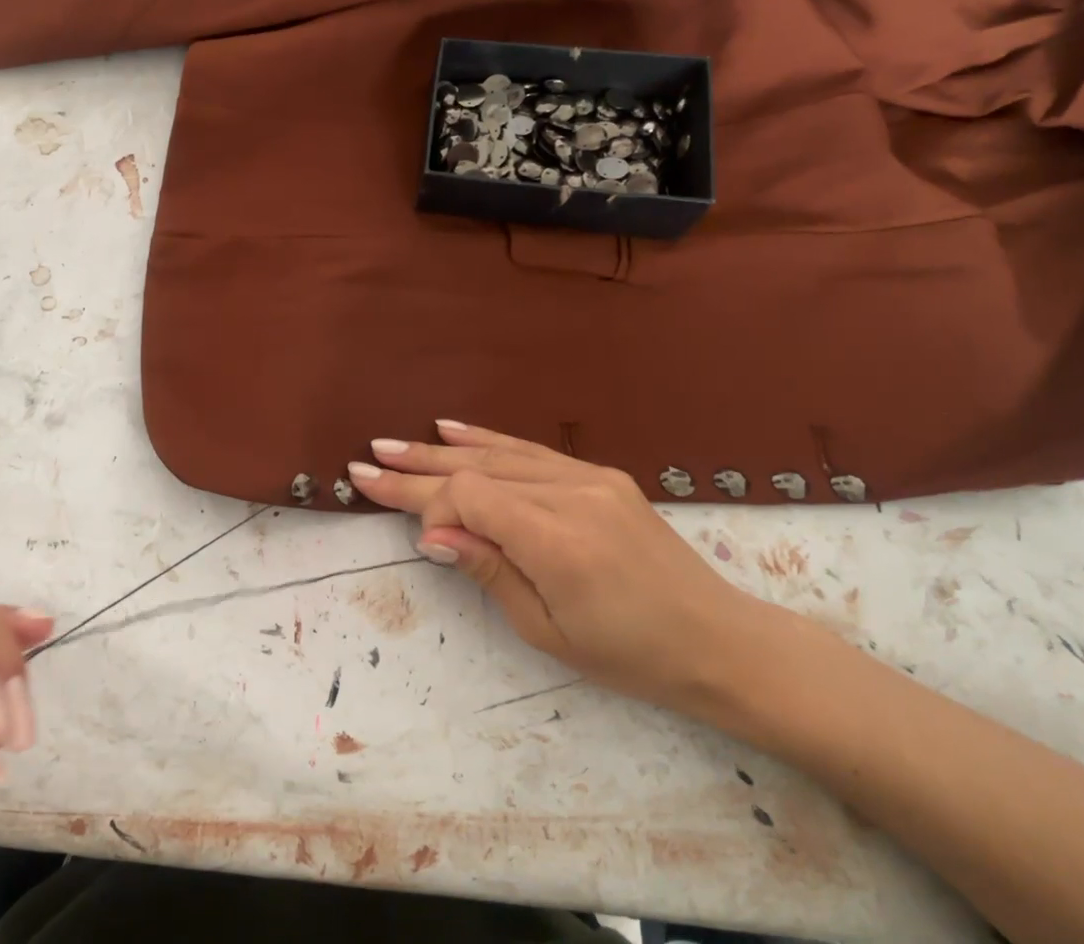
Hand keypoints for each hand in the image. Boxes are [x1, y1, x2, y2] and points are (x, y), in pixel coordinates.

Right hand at [349, 420, 776, 713]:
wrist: (718, 641)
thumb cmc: (628, 654)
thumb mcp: (546, 630)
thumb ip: (488, 571)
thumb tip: (432, 535)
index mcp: (556, 540)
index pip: (468, 497)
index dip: (429, 507)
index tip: (412, 533)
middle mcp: (572, 495)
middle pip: (475, 469)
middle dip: (416, 469)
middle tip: (365, 462)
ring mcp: (590, 479)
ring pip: (499, 453)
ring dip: (441, 450)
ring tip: (392, 445)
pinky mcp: (601, 477)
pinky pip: (531, 451)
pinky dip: (488, 440)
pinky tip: (453, 428)